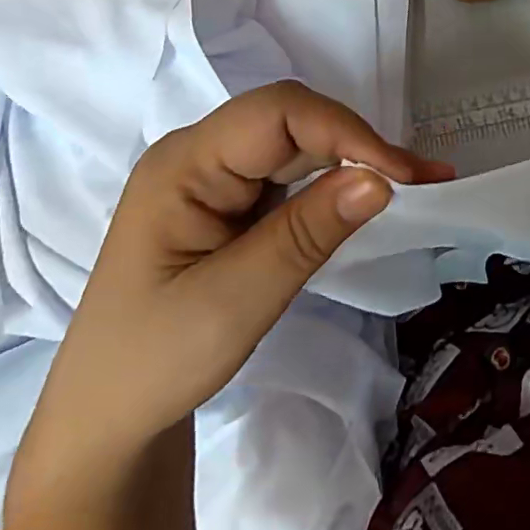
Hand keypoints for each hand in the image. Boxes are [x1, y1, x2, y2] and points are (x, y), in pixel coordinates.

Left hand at [59, 80, 451, 448]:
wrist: (106, 417)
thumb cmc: (154, 361)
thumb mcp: (233, 301)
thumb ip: (305, 234)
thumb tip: (381, 179)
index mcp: (183, 164)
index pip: (276, 113)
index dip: (344, 130)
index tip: (401, 175)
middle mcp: (197, 155)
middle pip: (288, 122)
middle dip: (356, 143)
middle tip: (423, 180)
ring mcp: (213, 178)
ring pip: (293, 146)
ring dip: (350, 161)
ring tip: (411, 187)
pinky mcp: (228, 203)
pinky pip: (287, 177)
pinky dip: (331, 186)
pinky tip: (363, 199)